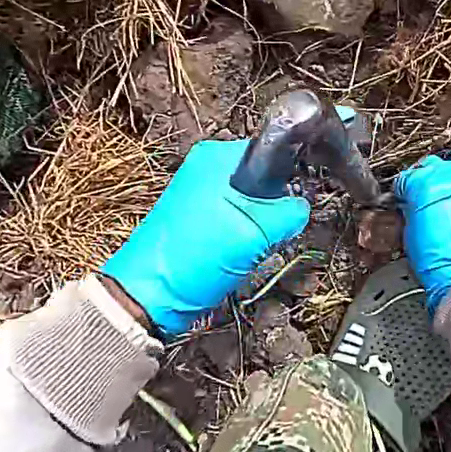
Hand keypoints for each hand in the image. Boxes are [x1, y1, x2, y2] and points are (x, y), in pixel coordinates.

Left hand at [101, 140, 310, 334]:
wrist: (149, 298)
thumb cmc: (192, 257)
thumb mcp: (255, 230)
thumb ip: (289, 212)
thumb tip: (302, 208)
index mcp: (216, 156)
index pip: (272, 153)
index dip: (290, 179)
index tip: (294, 204)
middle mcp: (207, 168)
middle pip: (265, 181)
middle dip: (274, 209)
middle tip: (268, 233)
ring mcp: (201, 194)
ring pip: (254, 204)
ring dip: (260, 228)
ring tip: (249, 248)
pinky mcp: (200, 219)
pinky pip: (239, 221)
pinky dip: (246, 238)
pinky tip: (239, 256)